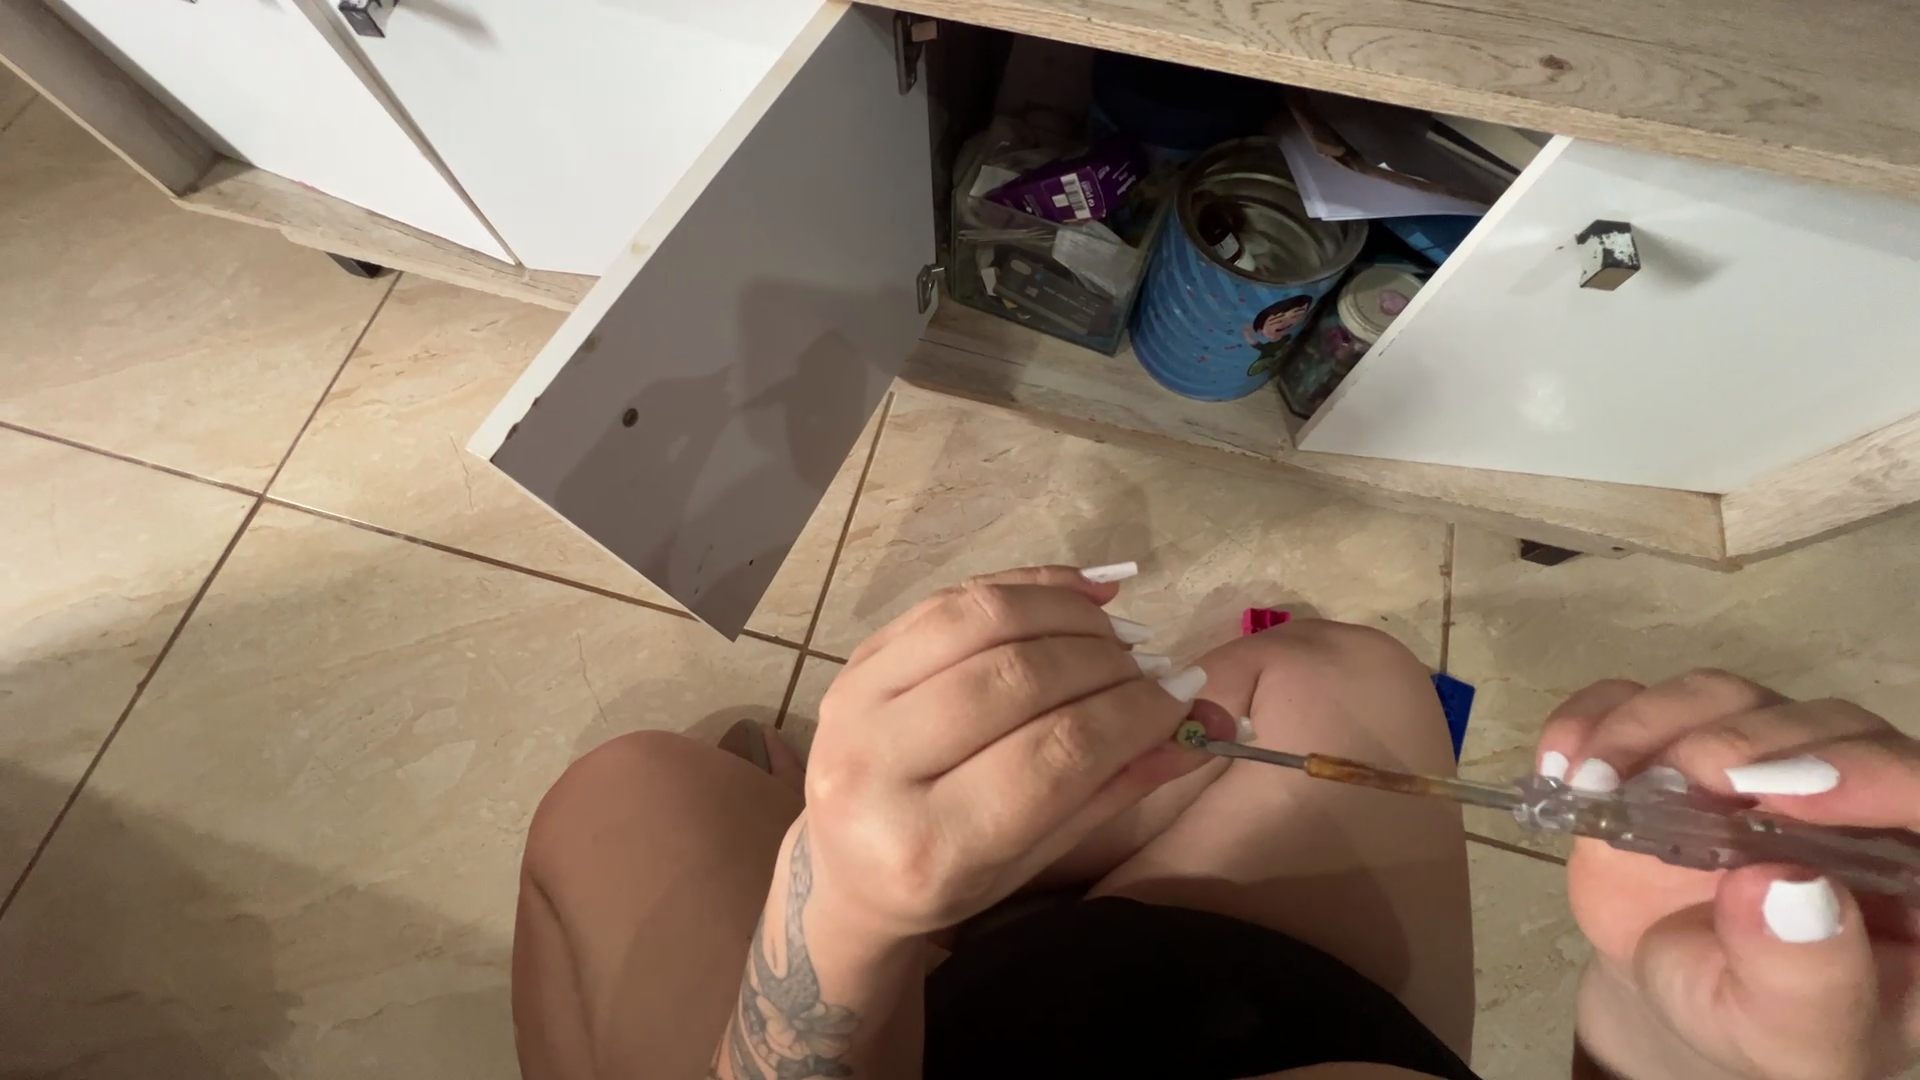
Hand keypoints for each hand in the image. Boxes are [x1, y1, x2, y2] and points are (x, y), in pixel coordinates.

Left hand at [800, 566, 1229, 941]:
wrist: (843, 866)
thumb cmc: (947, 879)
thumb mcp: (1034, 855)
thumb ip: (1116, 784)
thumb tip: (1204, 719)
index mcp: (925, 845)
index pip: (1052, 755)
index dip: (1130, 713)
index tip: (1182, 692)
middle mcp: (875, 766)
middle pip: (1015, 678)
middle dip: (1103, 661)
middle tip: (1151, 661)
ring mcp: (854, 700)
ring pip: (979, 620)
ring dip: (1065, 613)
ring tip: (1116, 627)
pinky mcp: (854, 658)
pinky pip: (950, 599)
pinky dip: (1023, 586)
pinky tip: (1078, 592)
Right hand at [1534, 672, 1919, 1079]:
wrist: (1666, 982)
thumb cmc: (1751, 1021)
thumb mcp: (1790, 1033)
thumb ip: (1804, 976)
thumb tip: (1785, 888)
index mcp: (1909, 866)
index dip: (1868, 772)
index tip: (1777, 795)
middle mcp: (1838, 796)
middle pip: (1815, 722)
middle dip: (1740, 741)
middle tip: (1676, 784)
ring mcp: (1739, 760)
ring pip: (1716, 696)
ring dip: (1645, 725)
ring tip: (1591, 784)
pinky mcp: (1653, 744)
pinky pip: (1621, 697)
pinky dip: (1581, 719)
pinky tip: (1557, 769)